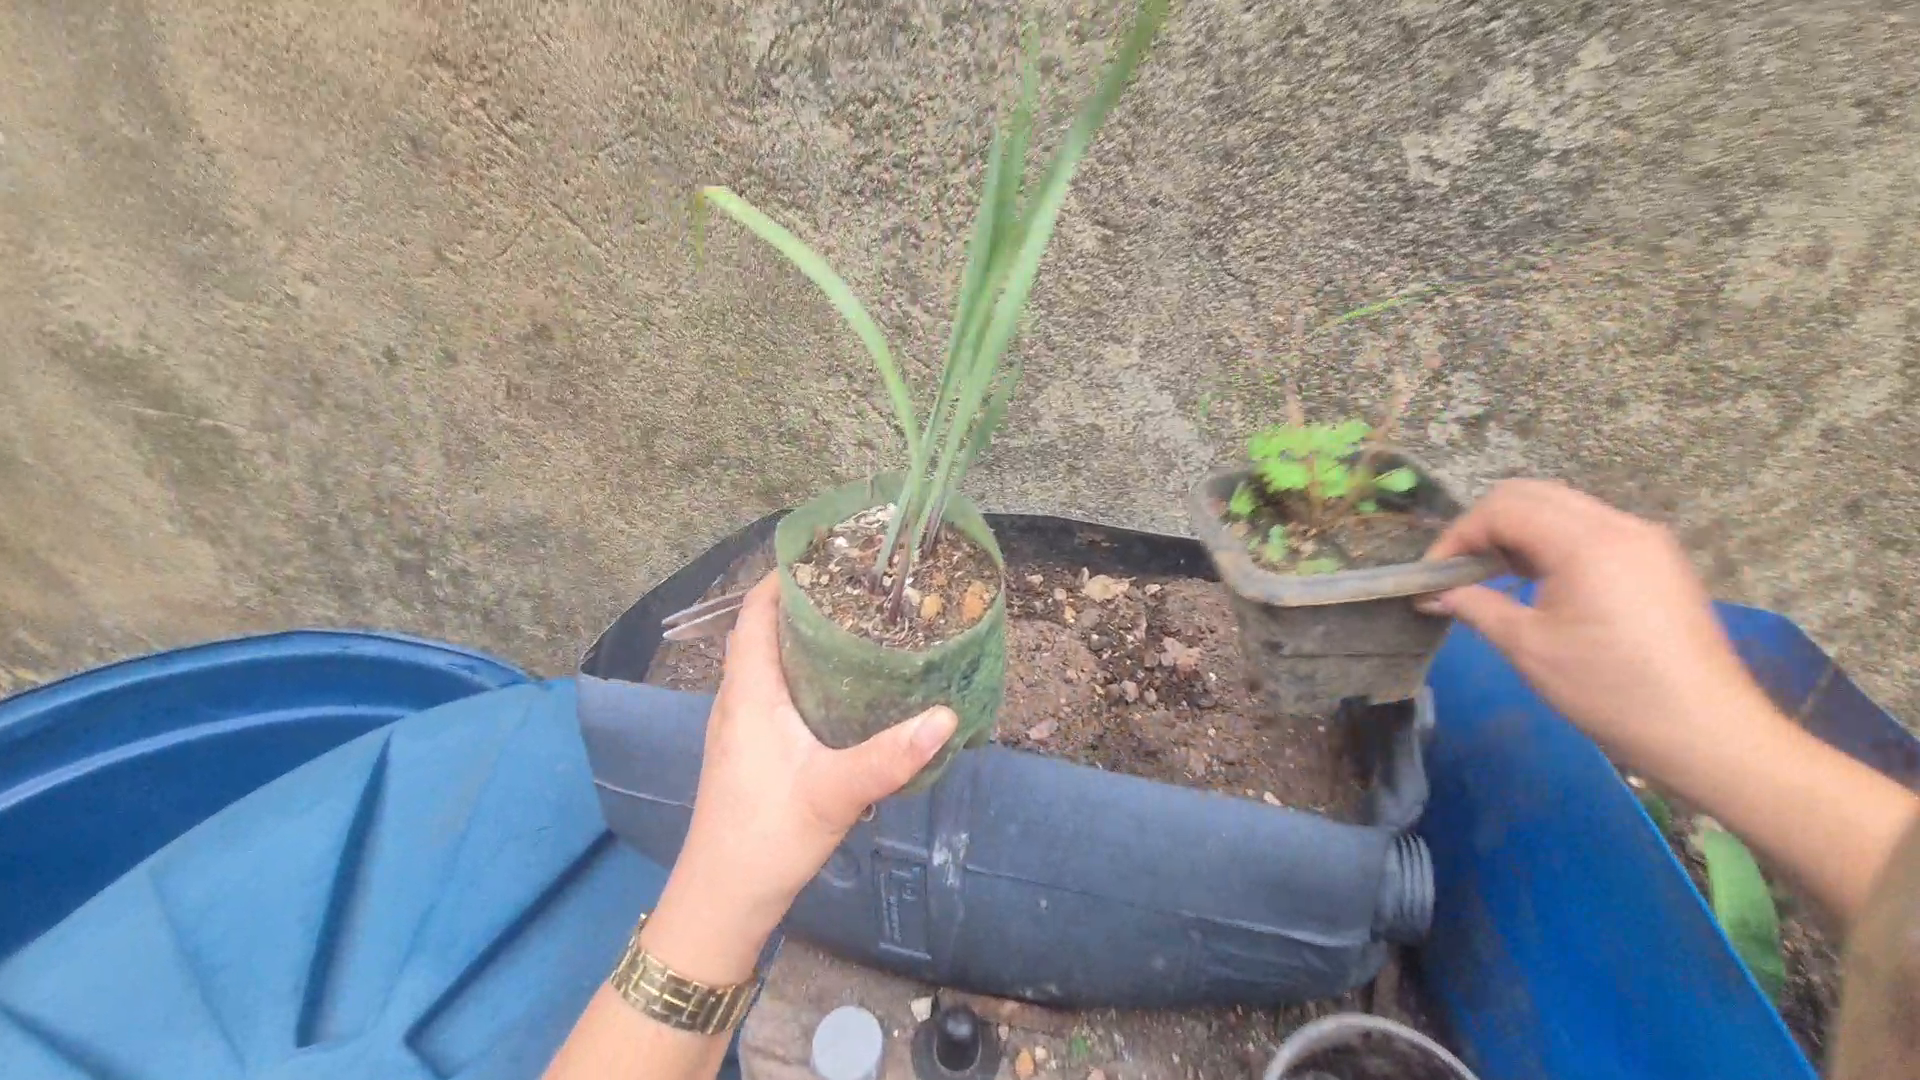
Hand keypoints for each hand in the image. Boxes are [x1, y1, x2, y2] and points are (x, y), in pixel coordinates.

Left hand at [639, 574, 956, 982]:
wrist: (723, 899)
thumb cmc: (767, 836)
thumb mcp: (835, 792)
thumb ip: (890, 755)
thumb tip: (947, 715)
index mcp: (749, 692)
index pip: (754, 613)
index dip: (783, 578)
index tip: (829, 556)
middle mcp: (738, 698)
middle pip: (764, 631)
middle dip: (805, 603)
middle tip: (860, 588)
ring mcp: (741, 725)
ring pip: (769, 662)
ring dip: (804, 639)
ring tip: (857, 625)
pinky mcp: (750, 748)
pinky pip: (774, 690)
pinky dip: (804, 672)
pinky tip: (842, 687)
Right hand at [1415, 479, 1769, 770]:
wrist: (1705, 731)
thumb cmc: (1607, 688)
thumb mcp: (1526, 646)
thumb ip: (1474, 606)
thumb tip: (1433, 594)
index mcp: (1587, 543)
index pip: (1502, 509)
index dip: (1457, 536)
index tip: (1433, 574)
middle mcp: (1619, 526)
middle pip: (1529, 495)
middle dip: (1482, 525)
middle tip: (1458, 568)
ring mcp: (1644, 540)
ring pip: (1559, 507)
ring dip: (1515, 530)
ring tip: (1491, 574)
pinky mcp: (1655, 559)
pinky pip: (1587, 527)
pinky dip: (1548, 540)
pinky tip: (1535, 580)